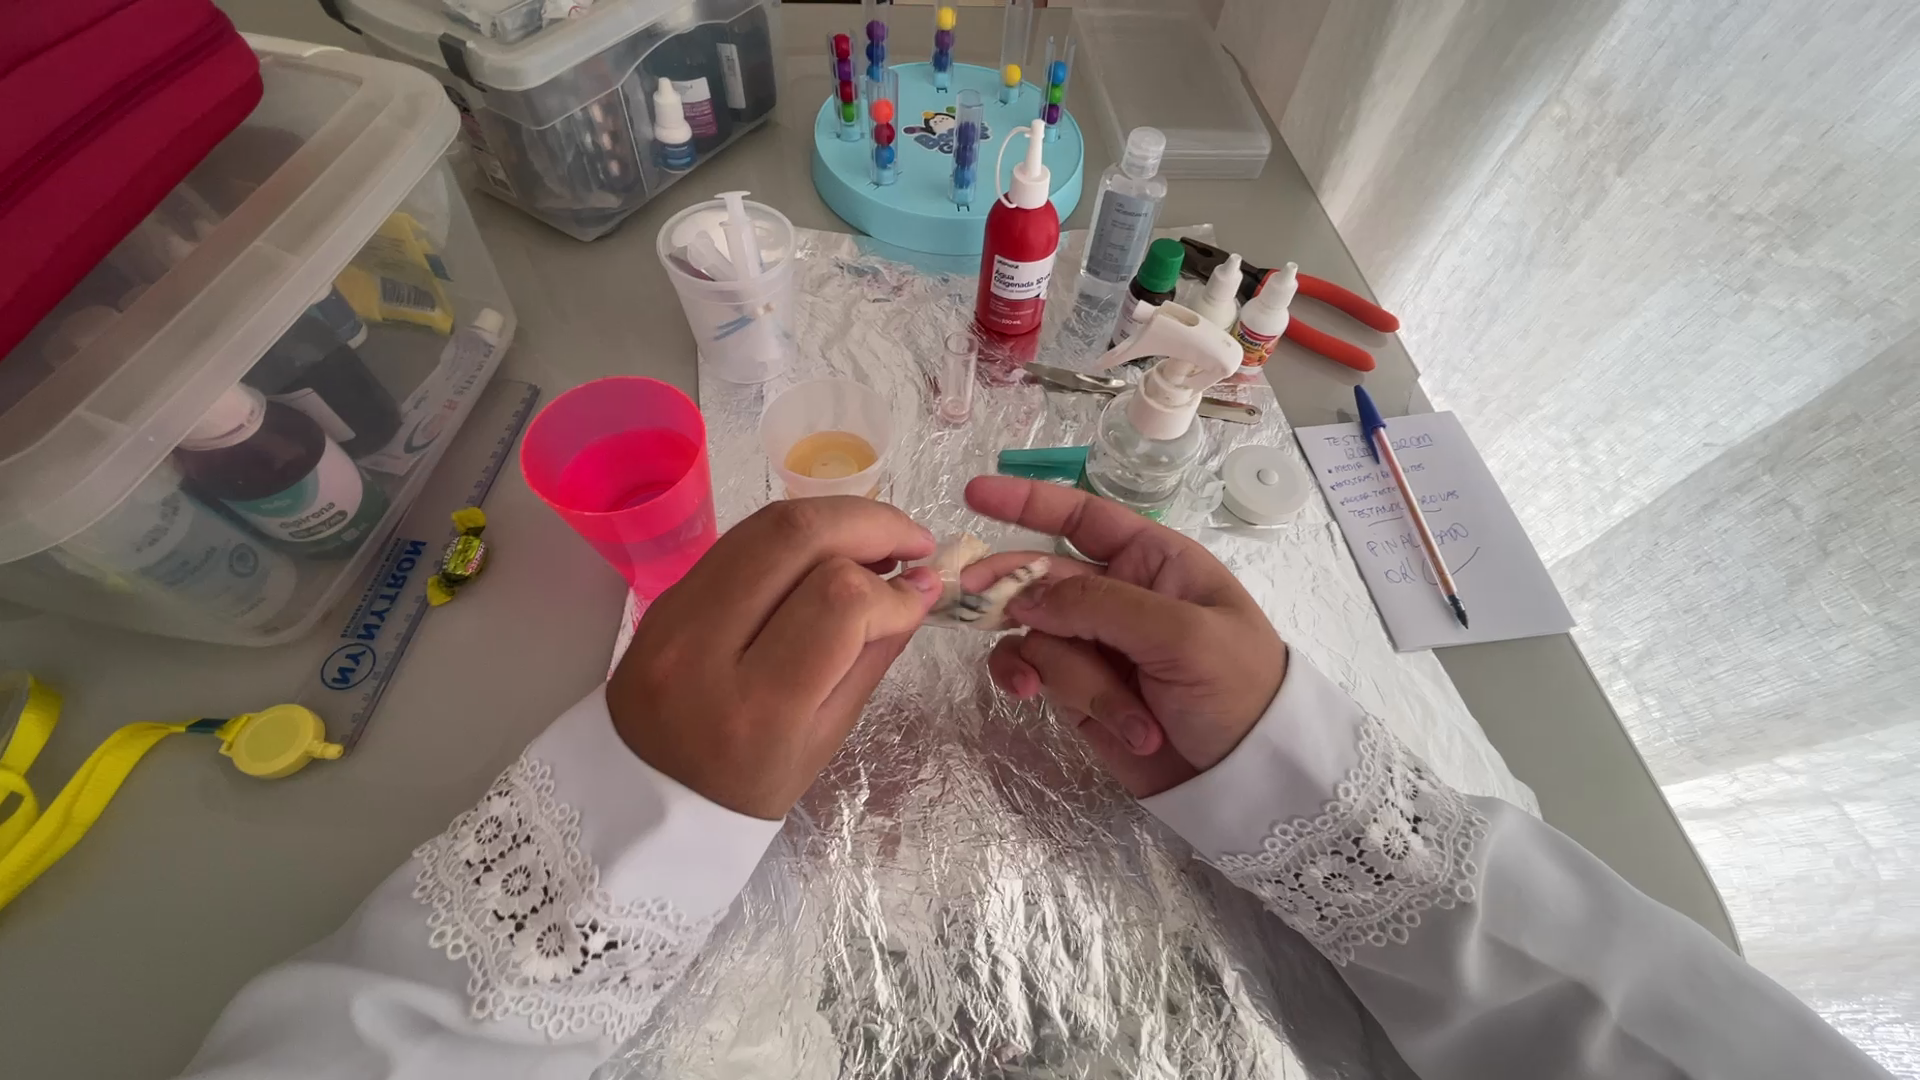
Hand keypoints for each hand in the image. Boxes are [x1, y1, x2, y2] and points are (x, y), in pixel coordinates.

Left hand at [608, 498, 941, 819]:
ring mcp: (675, 610)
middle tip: (913, 540)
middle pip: (796, 535)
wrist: (646, 794)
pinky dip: (799, 533)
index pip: (837, 602)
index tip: (918, 596)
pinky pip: (743, 539)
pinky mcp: (667, 593)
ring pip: (767, 522)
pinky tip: (831, 548)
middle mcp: (703, 643)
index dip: (891, 591)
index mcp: (754, 704)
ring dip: (837, 517)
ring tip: (879, 540)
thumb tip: (919, 586)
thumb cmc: (749, 784)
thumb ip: (875, 652)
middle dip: (871, 523)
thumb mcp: (828, 736)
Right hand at [962, 476, 1287, 796]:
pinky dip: (1029, 681)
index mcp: (1152, 560)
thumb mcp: (1182, 635)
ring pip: (1034, 631)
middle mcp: (1116, 593)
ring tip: (1109, 704)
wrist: (1246, 780)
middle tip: (967, 595)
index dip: (1027, 501)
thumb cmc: (1237, 689)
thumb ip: (1101, 605)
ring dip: (1061, 669)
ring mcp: (1092, 642)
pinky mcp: (1075, 686)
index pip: (1082, 516)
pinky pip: (1030, 668)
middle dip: (1007, 585)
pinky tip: (1030, 697)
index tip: (974, 494)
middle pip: (1040, 574)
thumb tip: (1024, 598)